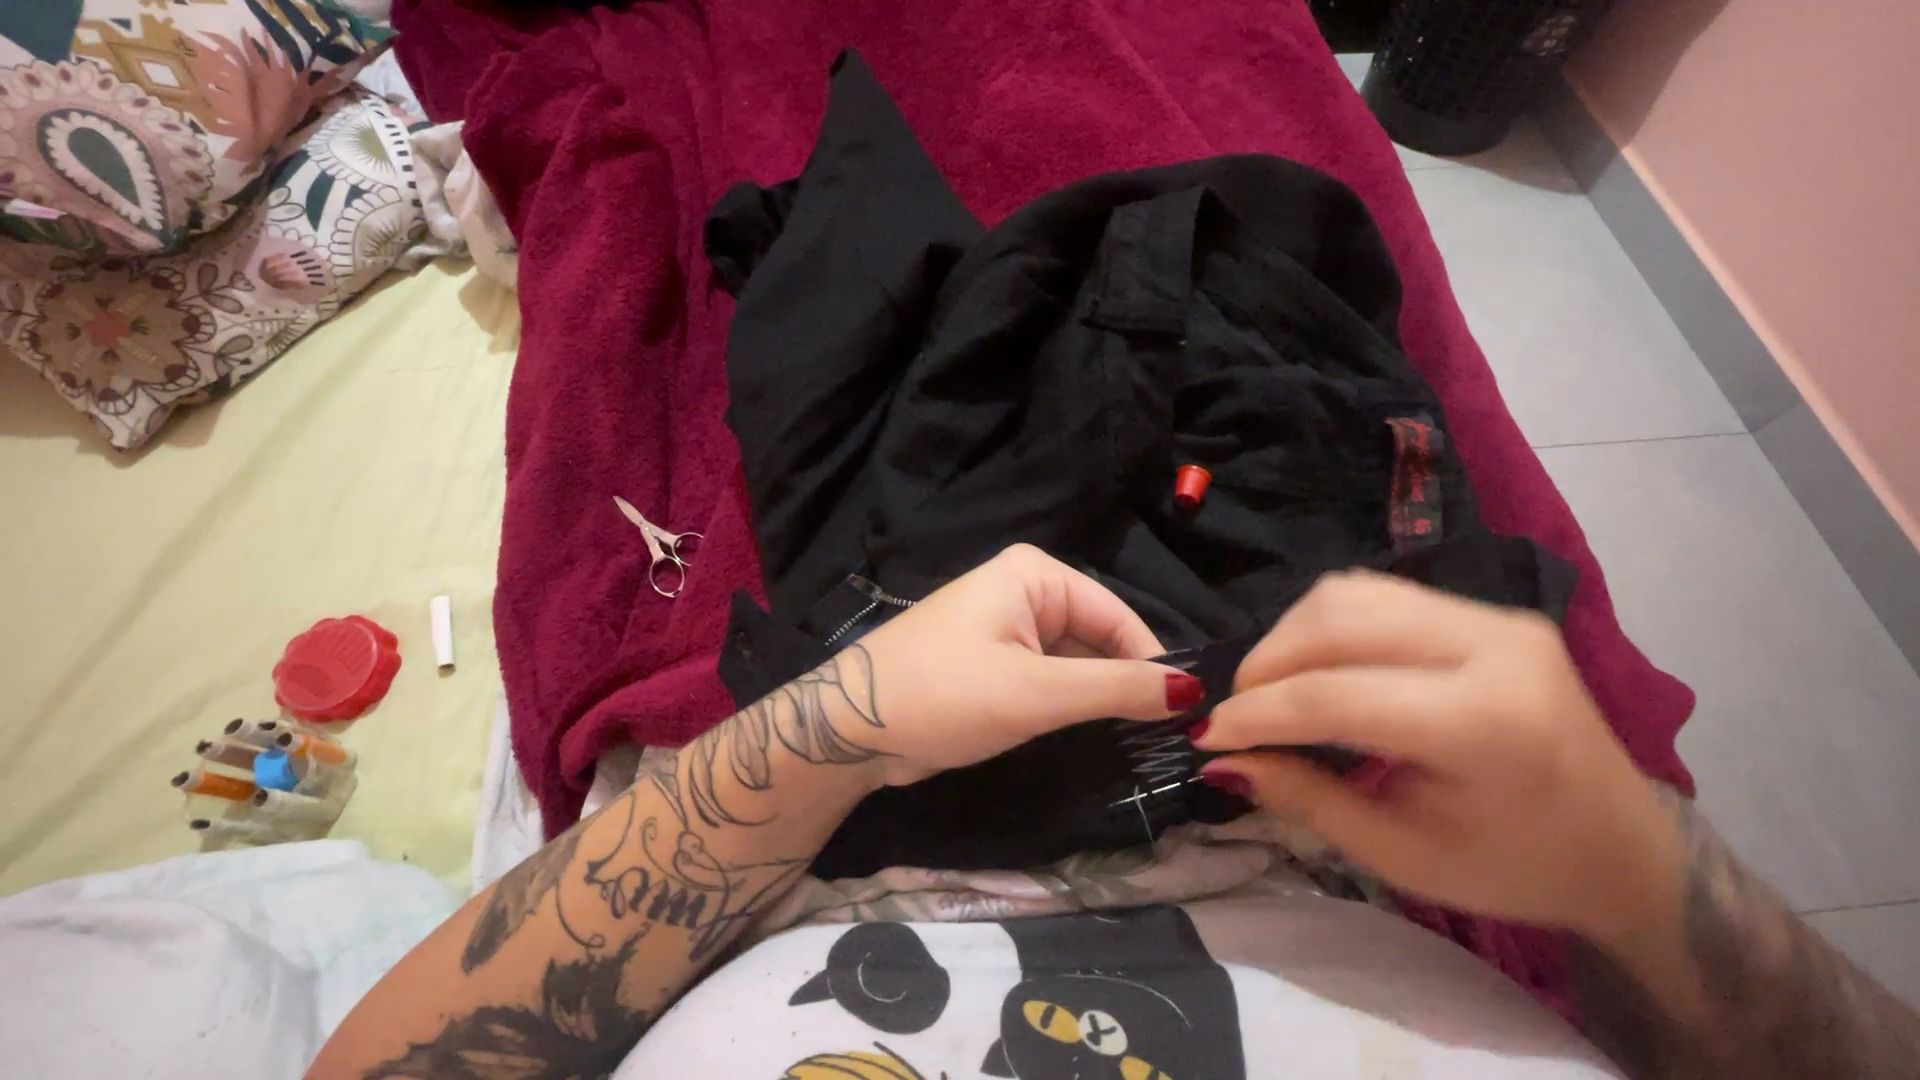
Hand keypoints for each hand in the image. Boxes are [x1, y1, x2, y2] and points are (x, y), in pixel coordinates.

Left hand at [854, 544, 1196, 787]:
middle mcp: (1024, 592)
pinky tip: (1095, 739)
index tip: (1191, 718)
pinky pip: (1048, 681)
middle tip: (1169, 740)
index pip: (1120, 617)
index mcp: (1035, 575)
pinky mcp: (993, 666)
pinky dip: (1070, 707)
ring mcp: (1006, 630)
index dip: (1156, 666)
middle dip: (1126, 685)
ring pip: (1076, 664)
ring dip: (1099, 700)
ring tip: (1142, 745)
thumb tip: (1194, 691)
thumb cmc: (945, 694)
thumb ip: (1116, 688)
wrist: (850, 730)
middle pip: (1099, 639)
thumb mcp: (1036, 692)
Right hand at [1192, 570, 1684, 941]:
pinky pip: (1376, 594)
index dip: (1257, 713)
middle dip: (1267, 664)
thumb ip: (1306, 798)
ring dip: (1291, 637)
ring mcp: (1494, 617)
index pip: (1336, 694)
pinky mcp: (1485, 610)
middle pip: (1338, 619)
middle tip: (1239, 712)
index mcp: (1487, 724)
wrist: (1624, 845)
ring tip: (1272, 689)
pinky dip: (1325, 627)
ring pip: (1350, 592)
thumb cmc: (1514, 867)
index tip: (1207, 736)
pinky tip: (1316, 667)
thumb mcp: (1402, 854)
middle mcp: (1494, 646)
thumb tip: (1222, 762)